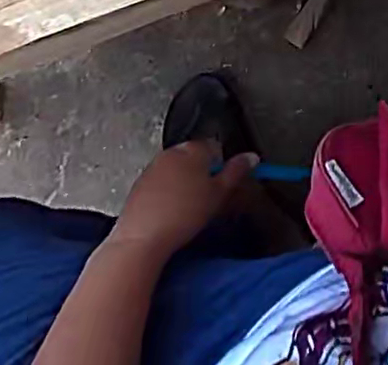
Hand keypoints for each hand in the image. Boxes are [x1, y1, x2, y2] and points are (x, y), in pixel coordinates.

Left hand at [106, 139, 257, 255]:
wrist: (139, 242)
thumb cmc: (183, 214)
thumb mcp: (219, 193)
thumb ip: (237, 171)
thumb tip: (251, 157)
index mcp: (193, 149)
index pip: (215, 146)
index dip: (221, 164)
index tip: (221, 182)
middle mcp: (171, 153)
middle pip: (193, 156)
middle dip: (201, 171)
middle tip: (205, 195)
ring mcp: (150, 170)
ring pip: (175, 169)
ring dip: (182, 181)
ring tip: (186, 206)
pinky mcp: (136, 188)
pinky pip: (158, 183)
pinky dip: (165, 192)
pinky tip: (168, 211)